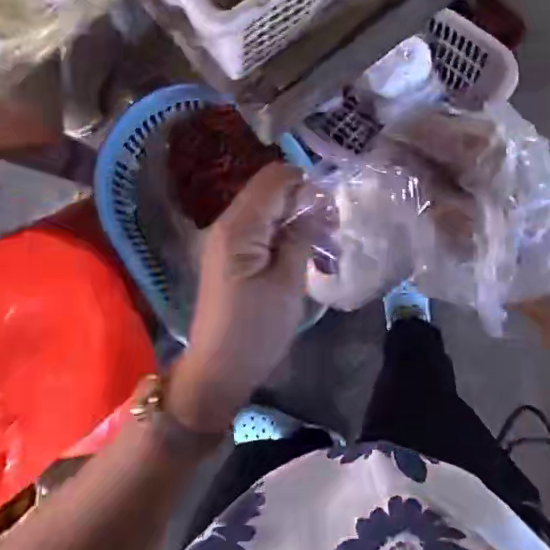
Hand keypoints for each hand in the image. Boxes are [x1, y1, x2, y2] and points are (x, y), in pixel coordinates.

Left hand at [169, 162, 307, 432]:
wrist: (217, 371)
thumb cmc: (255, 330)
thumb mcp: (288, 284)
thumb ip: (301, 237)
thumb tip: (317, 205)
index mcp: (239, 227)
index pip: (274, 178)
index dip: (306, 182)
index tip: (332, 205)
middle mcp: (226, 224)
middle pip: (267, 189)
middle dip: (301, 198)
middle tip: (331, 224)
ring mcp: (224, 239)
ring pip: (264, 208)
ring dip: (292, 215)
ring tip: (322, 238)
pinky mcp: (228, 255)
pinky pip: (257, 228)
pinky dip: (279, 231)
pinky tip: (300, 250)